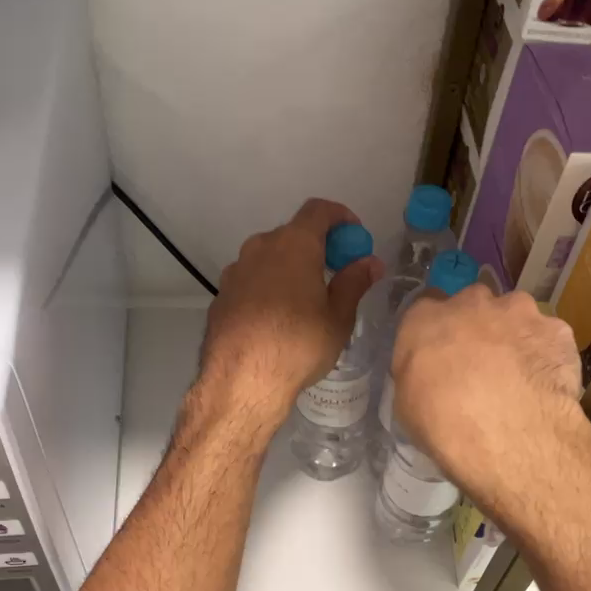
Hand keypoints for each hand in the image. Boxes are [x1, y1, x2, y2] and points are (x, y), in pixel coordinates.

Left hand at [195, 198, 382, 429]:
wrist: (242, 380)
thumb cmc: (298, 345)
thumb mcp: (337, 318)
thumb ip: (354, 283)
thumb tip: (370, 262)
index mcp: (293, 245)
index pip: (318, 210)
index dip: (340, 217)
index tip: (354, 236)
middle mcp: (259, 248)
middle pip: (291, 234)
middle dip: (315, 247)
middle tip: (333, 274)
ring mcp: (235, 272)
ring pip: (267, 259)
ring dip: (288, 269)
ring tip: (304, 301)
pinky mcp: (221, 297)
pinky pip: (251, 282)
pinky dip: (267, 289)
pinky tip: (276, 320)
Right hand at [390, 284, 590, 514]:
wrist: (507, 434)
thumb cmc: (443, 424)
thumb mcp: (407, 404)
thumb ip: (418, 372)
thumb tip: (431, 371)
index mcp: (425, 319)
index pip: (426, 306)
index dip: (436, 331)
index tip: (441, 353)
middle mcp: (472, 303)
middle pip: (474, 305)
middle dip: (477, 328)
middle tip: (480, 367)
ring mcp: (519, 311)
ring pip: (515, 316)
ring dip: (513, 337)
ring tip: (518, 378)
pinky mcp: (556, 329)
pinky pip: (548, 338)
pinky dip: (545, 355)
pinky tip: (545, 385)